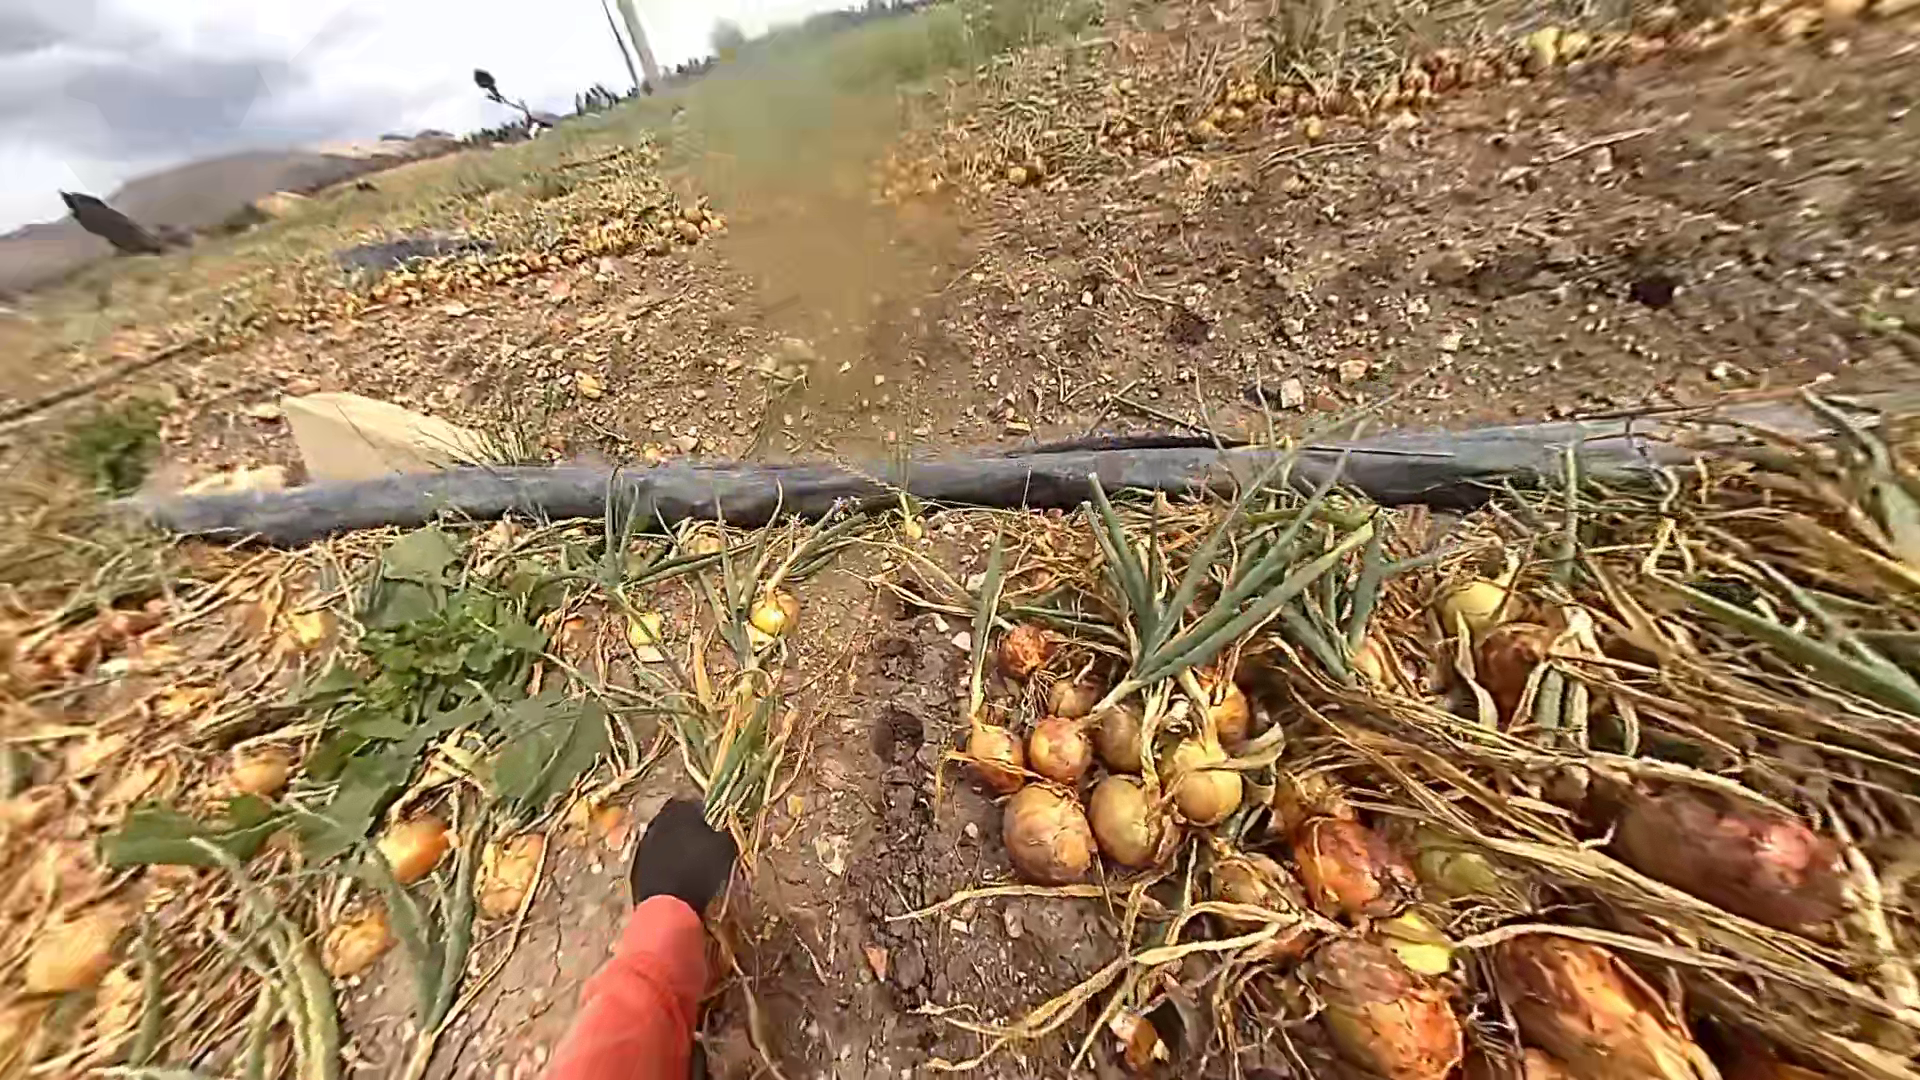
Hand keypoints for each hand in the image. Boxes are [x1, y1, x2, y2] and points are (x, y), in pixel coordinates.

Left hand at [629, 799, 736, 913]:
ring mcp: (643, 847)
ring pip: (663, 840)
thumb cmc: (700, 868)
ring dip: (674, 846)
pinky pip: (654, 860)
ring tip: (690, 861)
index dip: (704, 813)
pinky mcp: (635, 869)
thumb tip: (723, 830)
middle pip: (674, 820)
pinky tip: (677, 876)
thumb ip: (723, 831)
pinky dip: (665, 864)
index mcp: (678, 811)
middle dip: (687, 828)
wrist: (668, 906)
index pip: (692, 803)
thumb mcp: (724, 846)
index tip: (714, 825)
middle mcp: (657, 823)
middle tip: (702, 841)